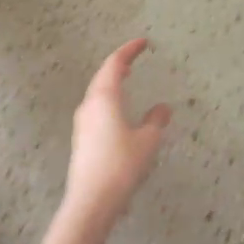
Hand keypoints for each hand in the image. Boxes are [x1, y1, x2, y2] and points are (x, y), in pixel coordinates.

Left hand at [66, 38, 172, 222]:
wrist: (92, 201)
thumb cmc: (122, 165)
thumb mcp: (147, 141)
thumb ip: (156, 121)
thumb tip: (162, 108)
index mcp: (104, 98)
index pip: (114, 64)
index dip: (129, 51)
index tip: (143, 42)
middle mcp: (89, 106)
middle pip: (102, 77)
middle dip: (118, 65)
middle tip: (133, 58)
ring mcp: (82, 124)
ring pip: (96, 93)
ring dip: (111, 83)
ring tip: (126, 79)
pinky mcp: (81, 140)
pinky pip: (95, 109)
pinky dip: (108, 100)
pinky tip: (118, 111)